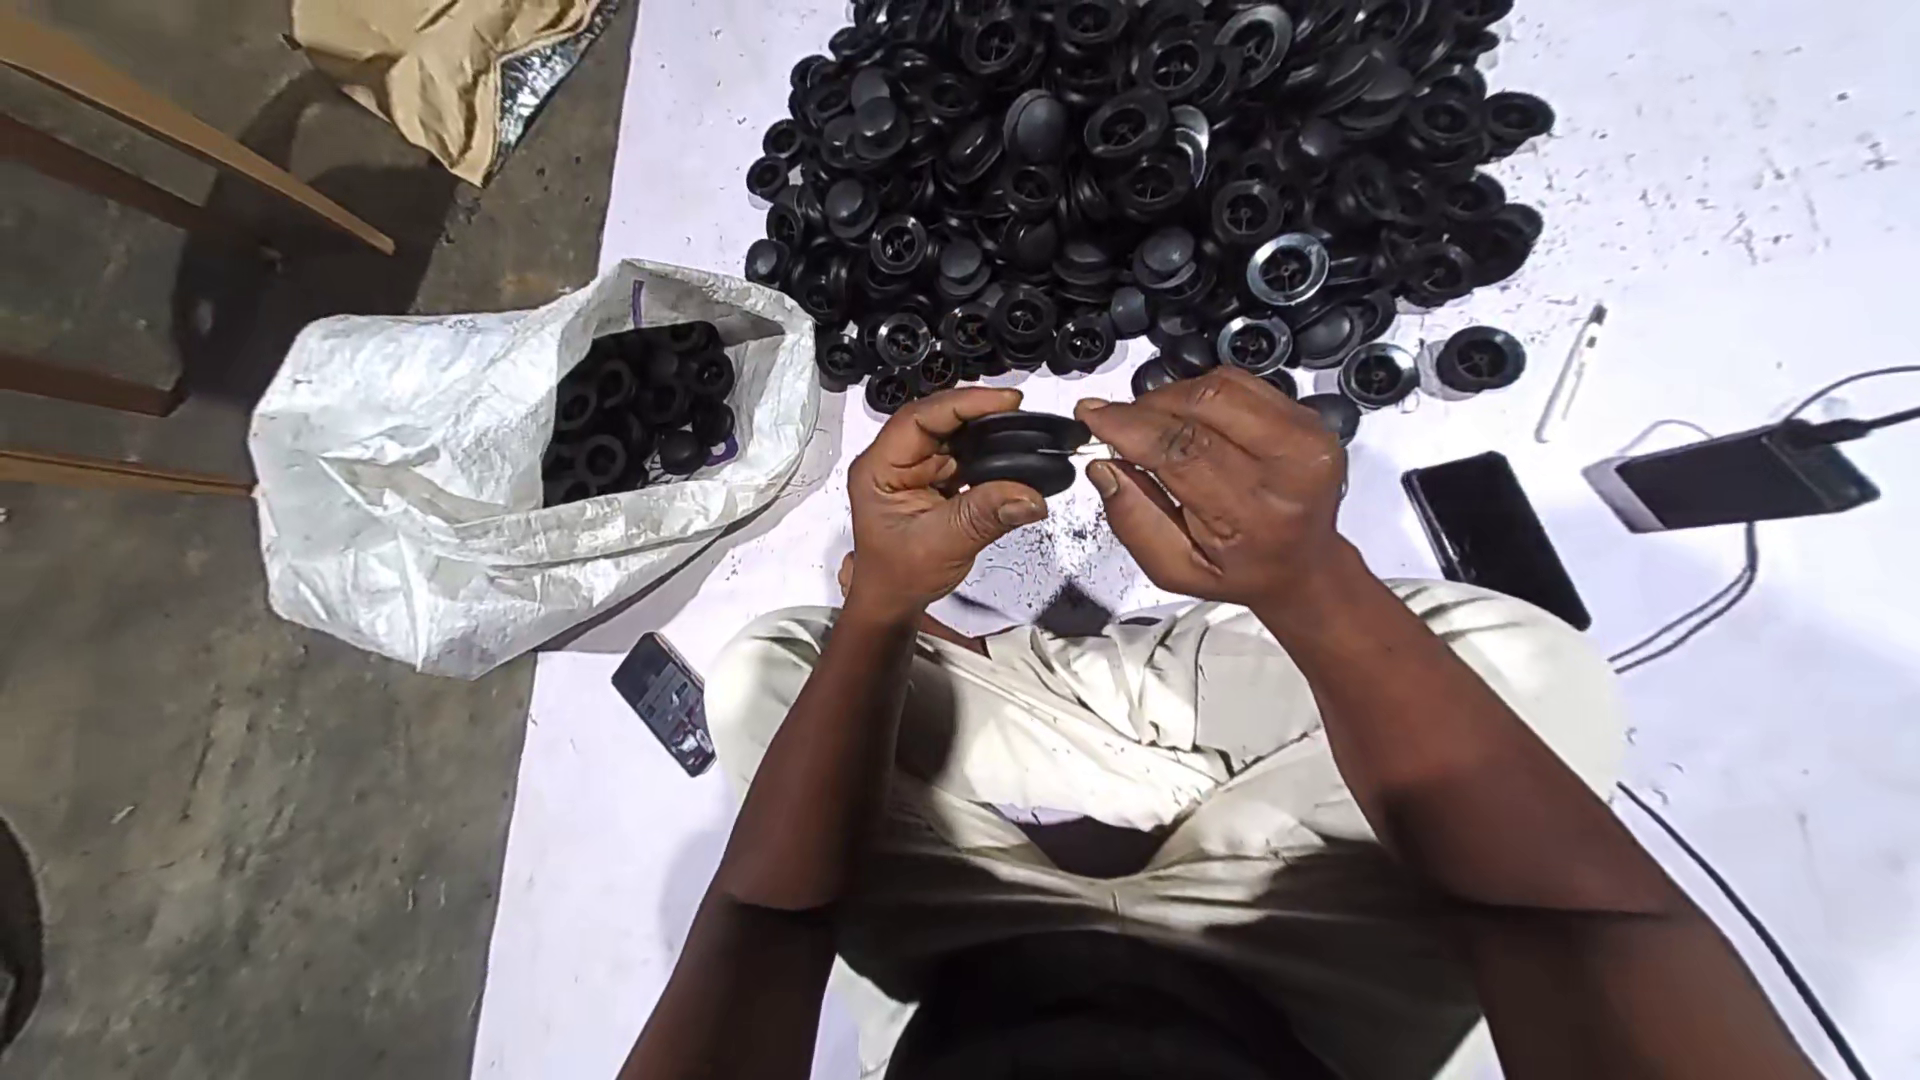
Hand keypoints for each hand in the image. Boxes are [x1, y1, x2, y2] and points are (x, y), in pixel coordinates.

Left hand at [844, 388, 1047, 619]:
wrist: (895, 600)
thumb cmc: (897, 576)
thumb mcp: (941, 545)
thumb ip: (985, 517)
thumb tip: (1029, 497)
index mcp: (878, 469)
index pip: (918, 419)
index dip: (962, 403)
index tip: (1002, 401)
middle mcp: (895, 462)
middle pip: (939, 420)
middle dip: (979, 413)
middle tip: (1019, 410)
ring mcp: (917, 470)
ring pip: (955, 436)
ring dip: (988, 434)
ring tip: (1020, 429)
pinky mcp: (936, 481)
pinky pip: (966, 457)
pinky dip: (990, 456)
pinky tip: (1011, 455)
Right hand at [1074, 367, 1349, 611]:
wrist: (1300, 564)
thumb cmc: (1239, 569)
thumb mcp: (1173, 569)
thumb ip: (1133, 520)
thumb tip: (1103, 470)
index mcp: (1254, 513)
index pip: (1180, 449)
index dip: (1128, 425)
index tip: (1093, 415)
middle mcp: (1290, 467)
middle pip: (1200, 405)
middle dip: (1144, 408)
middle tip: (1117, 424)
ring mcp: (1305, 435)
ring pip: (1217, 386)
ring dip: (1170, 399)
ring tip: (1153, 428)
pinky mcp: (1305, 417)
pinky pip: (1238, 383)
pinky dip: (1198, 395)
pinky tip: (1187, 421)